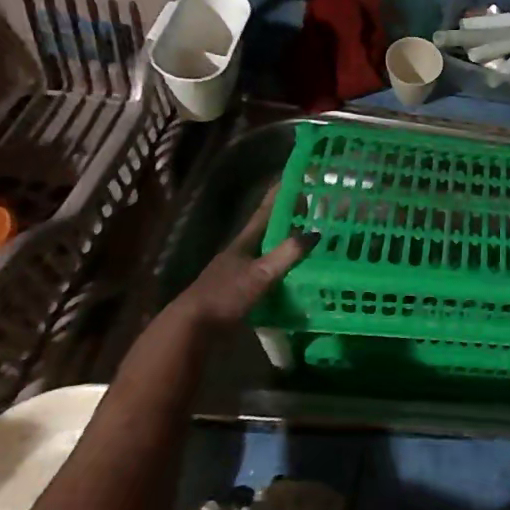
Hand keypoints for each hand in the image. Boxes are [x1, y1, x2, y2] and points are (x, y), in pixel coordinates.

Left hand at [179, 185, 315, 325]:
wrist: (194, 330)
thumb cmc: (225, 295)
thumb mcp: (260, 273)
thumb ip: (287, 254)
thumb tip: (315, 233)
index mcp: (244, 243)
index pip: (265, 212)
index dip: (279, 195)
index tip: (295, 179)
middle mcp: (243, 254)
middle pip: (270, 232)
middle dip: (290, 221)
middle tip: (315, 211)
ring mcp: (242, 274)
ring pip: (271, 254)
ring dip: (290, 247)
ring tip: (315, 241)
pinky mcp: (245, 294)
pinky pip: (272, 276)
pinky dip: (287, 272)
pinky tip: (302, 275)